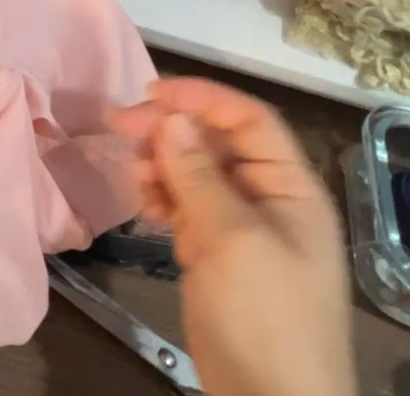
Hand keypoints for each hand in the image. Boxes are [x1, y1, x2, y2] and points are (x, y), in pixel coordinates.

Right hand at [114, 78, 354, 395]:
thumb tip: (171, 119)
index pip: (248, 120)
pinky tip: (144, 203)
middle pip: (215, 141)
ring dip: (160, 163)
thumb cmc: (265, 317)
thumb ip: (199, 176)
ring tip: (135, 176)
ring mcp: (238, 226)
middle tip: (119, 126)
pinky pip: (182, 203)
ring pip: (192, 170)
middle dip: (169, 128)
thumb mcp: (234, 240)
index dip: (203, 98)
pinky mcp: (213, 250)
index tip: (149, 93)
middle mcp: (266, 198)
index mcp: (290, 189)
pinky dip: (160, 195)